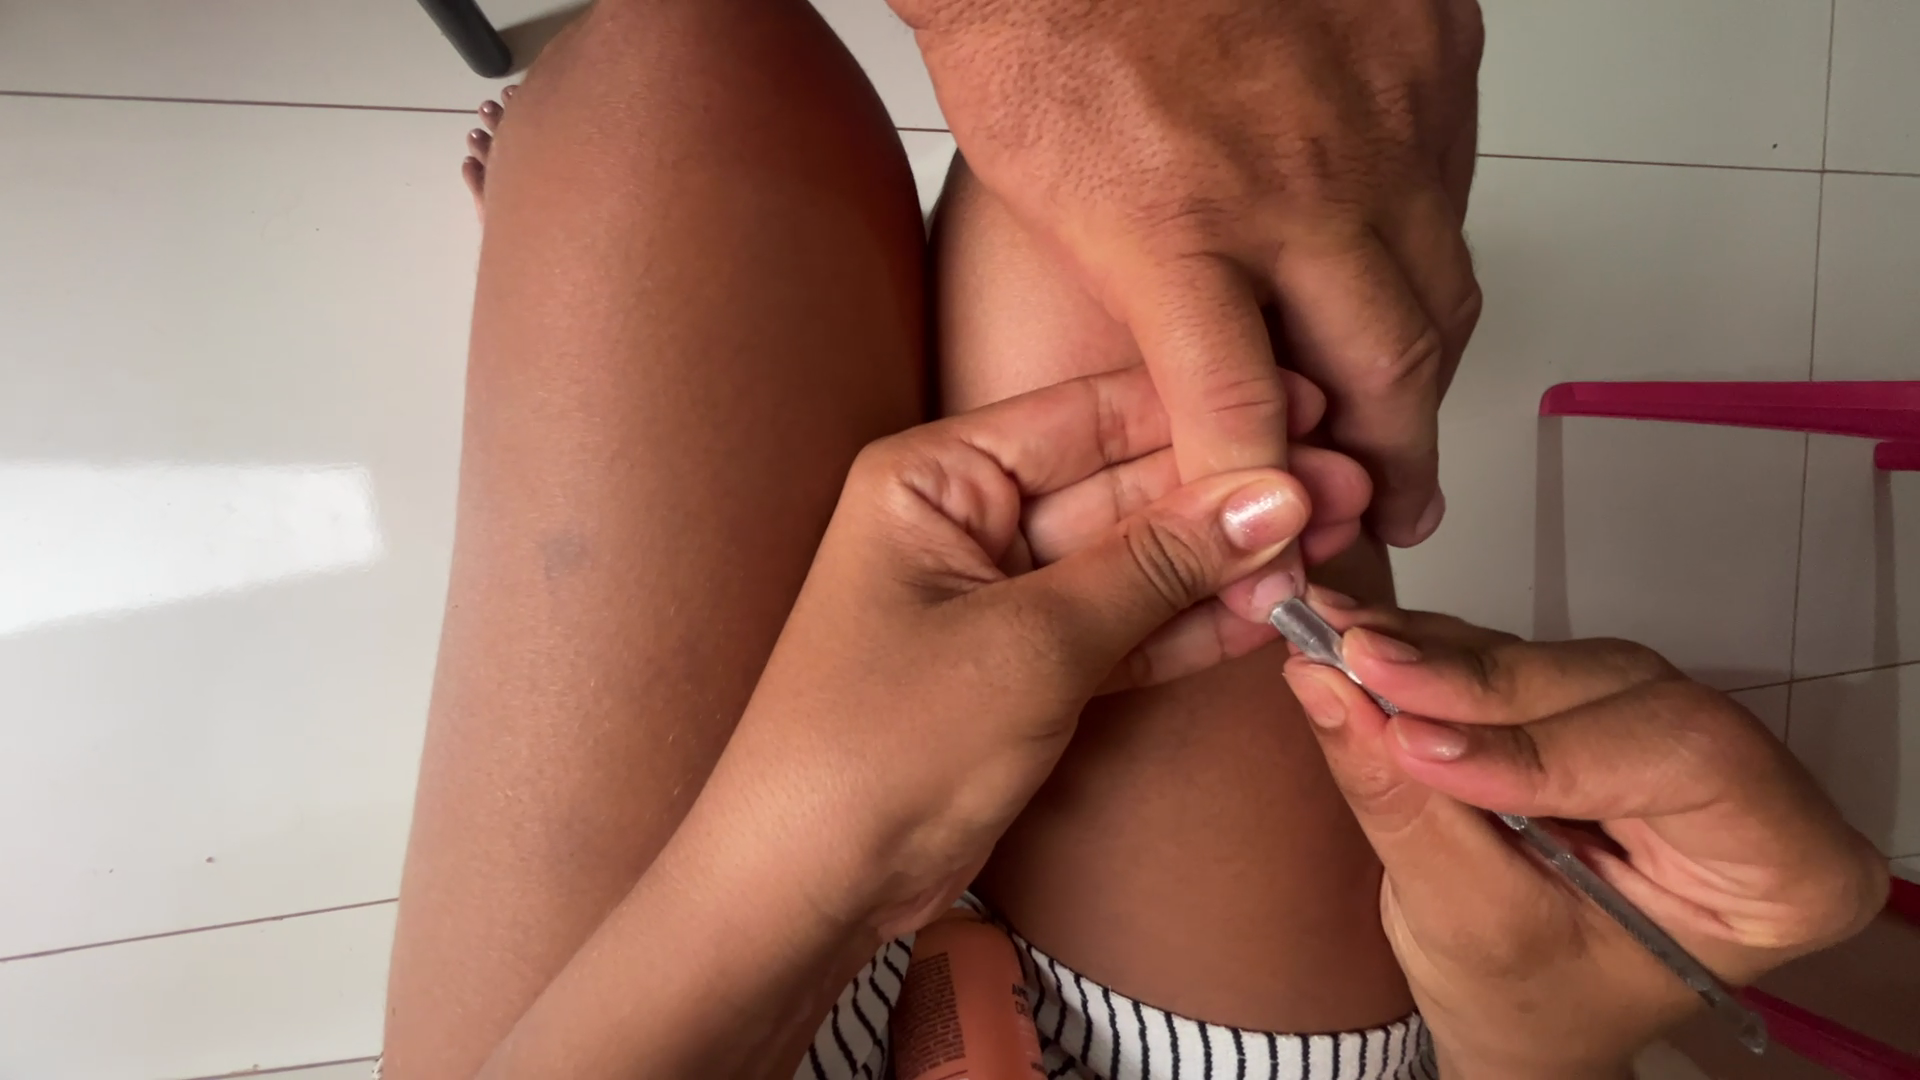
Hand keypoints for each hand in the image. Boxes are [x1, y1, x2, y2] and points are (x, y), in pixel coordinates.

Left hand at [706, 366, 1341, 941]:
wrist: (813, 881)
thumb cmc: (877, 745)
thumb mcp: (1028, 641)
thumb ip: (1152, 567)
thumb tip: (1266, 497)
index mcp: (935, 477)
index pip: (1085, 417)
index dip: (1198, 410)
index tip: (1301, 406)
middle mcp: (966, 521)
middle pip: (1118, 488)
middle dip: (1225, 492)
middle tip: (1339, 484)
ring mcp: (1002, 595)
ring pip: (1131, 562)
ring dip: (1222, 560)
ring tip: (1327, 540)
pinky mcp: (1029, 662)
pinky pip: (1122, 627)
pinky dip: (1188, 624)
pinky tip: (1265, 608)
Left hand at [893, 0, 1483, 545]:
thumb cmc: (1041, 47)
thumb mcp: (1051, 214)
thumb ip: (1134, 304)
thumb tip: (1199, 381)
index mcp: (1175, 232)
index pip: (1238, 408)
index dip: (1263, 493)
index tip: (1278, 548)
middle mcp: (1295, 184)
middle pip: (1383, 365)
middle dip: (1393, 460)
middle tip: (1395, 514)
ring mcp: (1374, 113)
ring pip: (1439, 286)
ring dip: (1428, 376)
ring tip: (1410, 433)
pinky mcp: (1423, 48)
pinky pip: (1453, 191)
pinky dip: (1434, 265)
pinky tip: (1408, 300)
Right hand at [1282, 601, 1887, 1077]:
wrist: (1501, 1001)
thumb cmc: (1519, 997)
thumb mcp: (1461, 916)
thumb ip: (1398, 799)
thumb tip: (1324, 686)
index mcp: (1770, 860)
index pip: (1679, 759)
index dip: (1542, 743)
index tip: (1416, 745)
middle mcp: (1722, 773)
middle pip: (1603, 686)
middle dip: (1466, 681)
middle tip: (1355, 660)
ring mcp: (1633, 724)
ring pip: (1535, 655)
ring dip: (1424, 648)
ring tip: (1334, 638)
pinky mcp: (1556, 701)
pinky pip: (1491, 651)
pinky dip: (1412, 644)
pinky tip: (1351, 634)